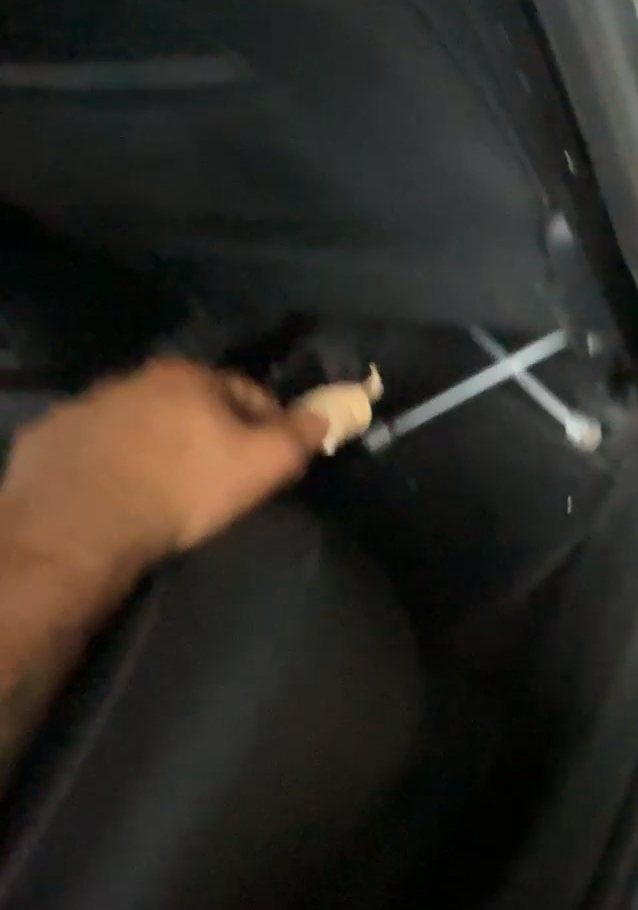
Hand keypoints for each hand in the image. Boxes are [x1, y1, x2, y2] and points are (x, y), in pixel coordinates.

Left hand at [0, 359, 329, 574]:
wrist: (79, 532)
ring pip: (145, 424)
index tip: (267, 459)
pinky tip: (127, 490)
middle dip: (213, 432)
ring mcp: (79, 409)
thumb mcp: (271, 462)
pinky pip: (98, 445)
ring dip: (163, 445)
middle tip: (222, 473)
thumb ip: (306, 432)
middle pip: (195, 406)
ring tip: (172, 485)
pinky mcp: (43, 440)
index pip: (251, 393)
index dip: (269, 426)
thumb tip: (322, 415)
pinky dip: (116, 461)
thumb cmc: (188, 488)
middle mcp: (130, 380)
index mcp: (188, 377)